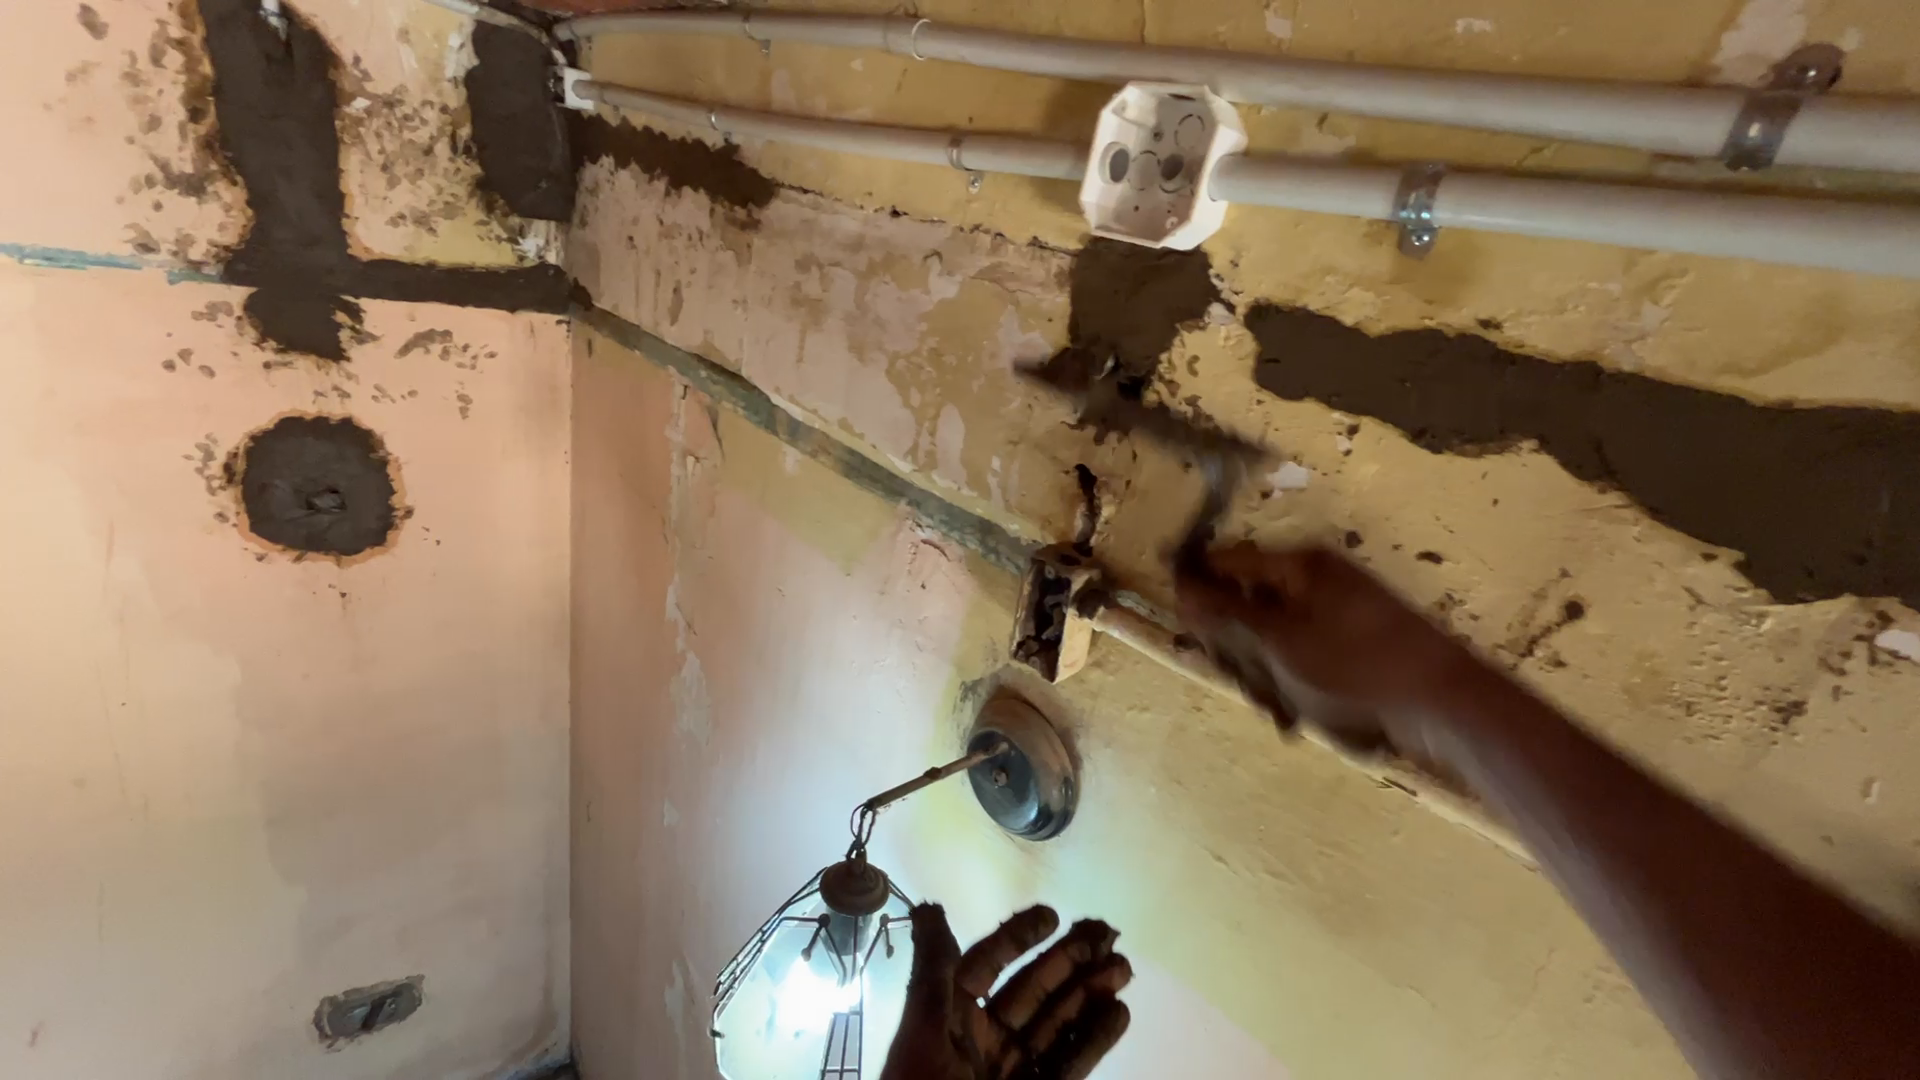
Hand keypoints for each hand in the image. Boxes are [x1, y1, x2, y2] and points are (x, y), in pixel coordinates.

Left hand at [880, 904, 1131, 1079]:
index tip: (1052, 914)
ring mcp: (1014, 1071)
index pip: (988, 964)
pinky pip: (1069, 1064)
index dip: (1017, 937)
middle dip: (1068, 959)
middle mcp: (986, 1038)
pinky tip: (1119, 1014)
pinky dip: (1095, 1039)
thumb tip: (930, 905)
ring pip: (1057, 1022)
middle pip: (1032, 989)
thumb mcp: (922, 1030)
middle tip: (1106, 933)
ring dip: (1090, 992)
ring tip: (1123, 967)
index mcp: (953, 1016)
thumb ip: (932, 971)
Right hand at [1174, 543, 1477, 757]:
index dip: (1198, 592)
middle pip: (1248, 604)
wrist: (1445, 705)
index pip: (1227, 562)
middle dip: (1236, 648)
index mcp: (1300, 564)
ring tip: (1278, 708)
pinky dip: (1292, 682)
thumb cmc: (1354, 666)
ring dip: (1263, 674)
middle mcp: (1316, 580)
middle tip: (1241, 681)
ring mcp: (1336, 612)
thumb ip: (1226, 612)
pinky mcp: (1352, 643)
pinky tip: (1299, 714)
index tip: (1185, 630)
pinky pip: (1301, 655)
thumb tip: (1180, 588)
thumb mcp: (1279, 641)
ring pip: (1272, 637)